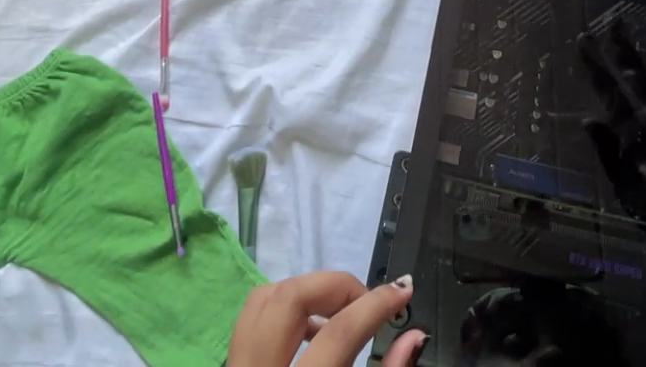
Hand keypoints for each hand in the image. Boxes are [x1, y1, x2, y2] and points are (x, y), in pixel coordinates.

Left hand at [228, 271, 424, 366]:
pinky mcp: (231, 364)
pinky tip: (313, 335)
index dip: (376, 306)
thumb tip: (414, 335)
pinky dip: (285, 312)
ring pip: (263, 299)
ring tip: (340, 314)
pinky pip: (253, 320)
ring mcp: (237, 366)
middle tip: (366, 302)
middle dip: (334, 287)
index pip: (338, 334)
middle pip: (289, 297)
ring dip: (307, 293)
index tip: (403, 291)